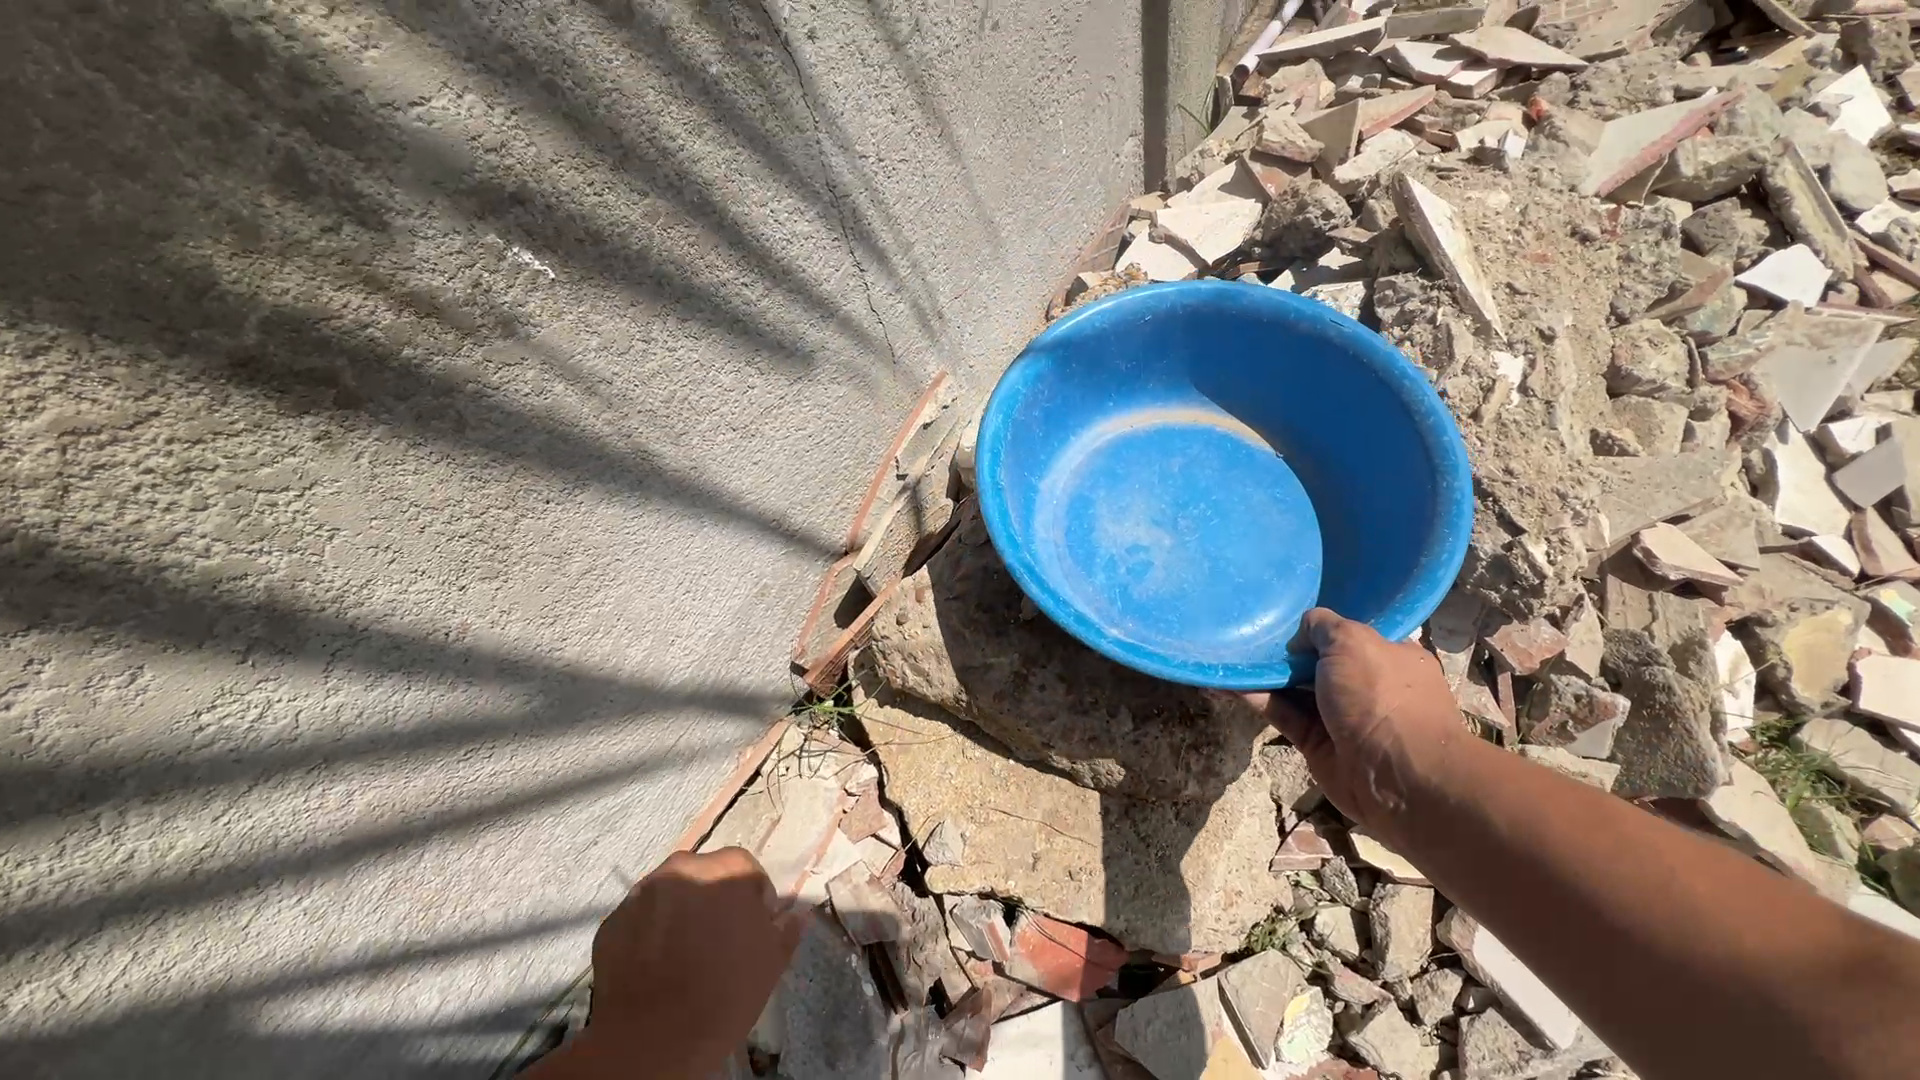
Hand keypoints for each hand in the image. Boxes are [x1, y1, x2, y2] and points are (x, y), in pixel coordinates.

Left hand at [536, 848, 801, 1079]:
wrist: (653, 1041)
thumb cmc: (725, 995)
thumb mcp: (771, 963)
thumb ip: (785, 929)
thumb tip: (797, 914)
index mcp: (727, 869)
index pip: (746, 869)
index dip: (753, 900)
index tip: (751, 931)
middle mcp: (682, 868)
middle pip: (704, 874)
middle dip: (712, 901)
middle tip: (717, 942)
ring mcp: (641, 893)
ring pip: (669, 894)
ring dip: (679, 914)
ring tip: (683, 956)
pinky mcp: (612, 922)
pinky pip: (639, 920)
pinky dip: (648, 934)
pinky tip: (656, 967)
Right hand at [1242, 608, 1466, 835]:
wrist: (1395, 775)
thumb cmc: (1380, 695)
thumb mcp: (1352, 640)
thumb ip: (1322, 626)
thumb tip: (1300, 633)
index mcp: (1390, 656)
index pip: (1353, 634)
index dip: (1322, 624)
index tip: (1288, 612)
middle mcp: (1367, 684)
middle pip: (1320, 661)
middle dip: (1288, 649)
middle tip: (1251, 632)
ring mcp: (1341, 716)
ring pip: (1296, 688)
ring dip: (1266, 674)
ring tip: (1231, 654)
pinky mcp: (1316, 742)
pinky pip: (1282, 713)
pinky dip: (1258, 698)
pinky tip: (1229, 683)